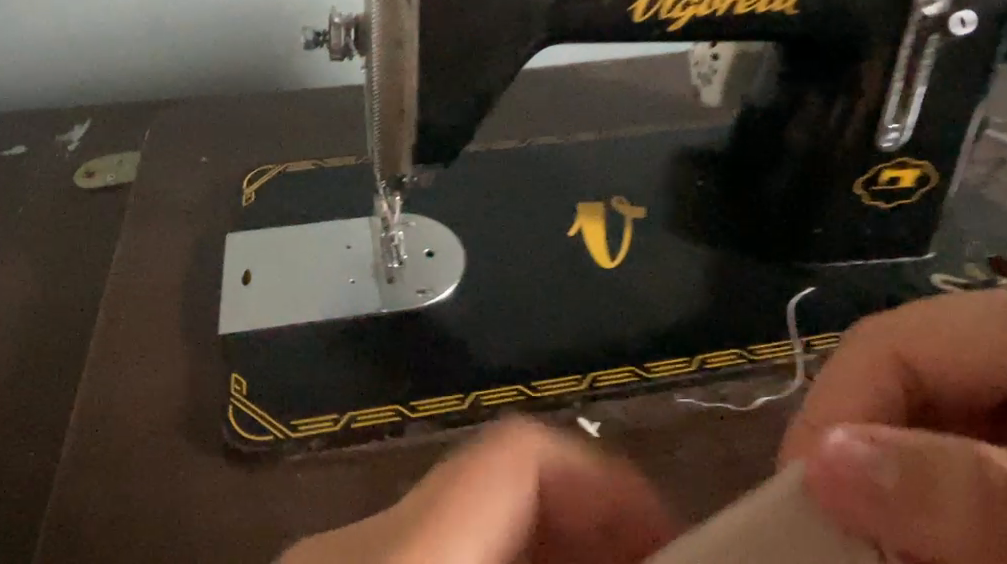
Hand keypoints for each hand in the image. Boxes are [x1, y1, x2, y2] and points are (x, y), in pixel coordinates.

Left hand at [279, 418, 678, 563]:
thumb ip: (568, 558)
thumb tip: (655, 544)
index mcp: (398, 552)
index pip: (517, 454)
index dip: (607, 478)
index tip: (672, 534)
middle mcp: (355, 536)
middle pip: (497, 484)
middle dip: (589, 523)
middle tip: (652, 563)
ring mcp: (334, 559)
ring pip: (466, 522)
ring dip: (548, 549)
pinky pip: (432, 553)